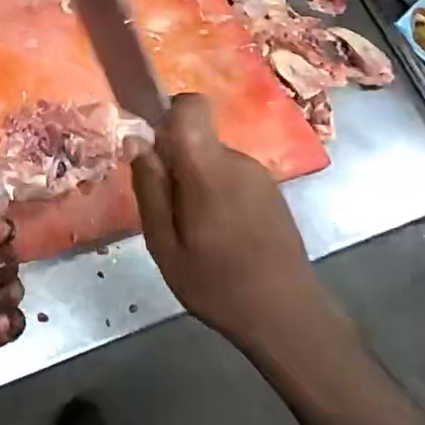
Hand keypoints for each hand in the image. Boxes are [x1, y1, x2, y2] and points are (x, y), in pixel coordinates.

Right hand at [132, 93, 334, 346]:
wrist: (289, 318)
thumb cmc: (216, 285)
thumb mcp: (163, 243)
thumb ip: (149, 187)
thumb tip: (135, 140)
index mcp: (208, 169)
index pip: (191, 107)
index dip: (167, 113)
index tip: (151, 148)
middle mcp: (237, 161)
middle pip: (194, 137)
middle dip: (172, 161)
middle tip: (165, 209)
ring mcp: (259, 175)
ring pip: (210, 157)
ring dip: (192, 180)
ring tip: (191, 228)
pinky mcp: (270, 190)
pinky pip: (229, 173)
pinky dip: (213, 191)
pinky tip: (216, 233)